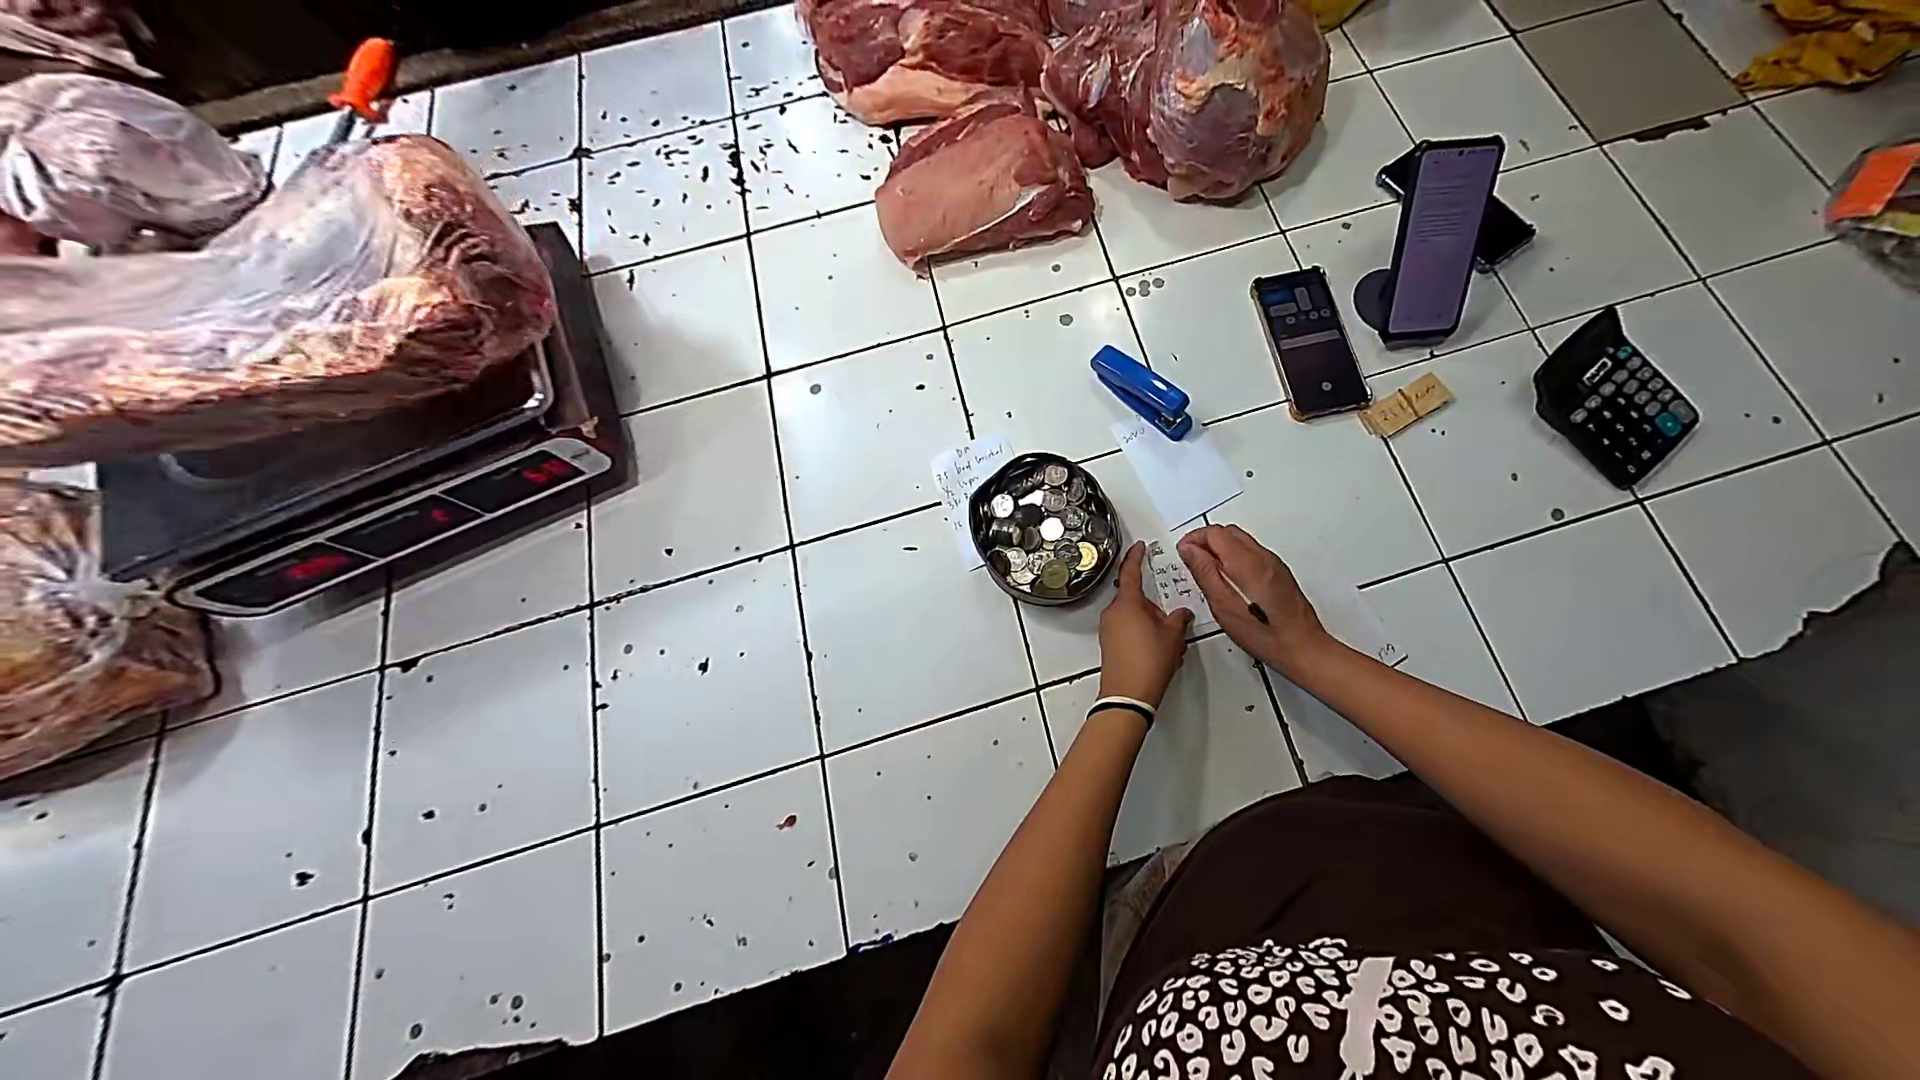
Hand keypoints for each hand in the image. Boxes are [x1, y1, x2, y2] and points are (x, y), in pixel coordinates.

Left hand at [1097, 541, 1192, 707]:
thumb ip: (1179, 619)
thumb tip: (1181, 614)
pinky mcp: (1108, 643)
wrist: (1128, 694)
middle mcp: (1113, 613)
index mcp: (1127, 604)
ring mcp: (1108, 629)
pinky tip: (1156, 650)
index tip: (1139, 547)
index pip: (1130, 572)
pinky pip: (1126, 629)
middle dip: (1153, 605)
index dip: (1136, 557)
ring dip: (1149, 621)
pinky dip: (1141, 633)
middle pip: (1134, 597)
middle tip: (1170, 618)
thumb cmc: (1148, 663)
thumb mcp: (1173, 636)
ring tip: (1166, 640)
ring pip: (1131, 615)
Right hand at [1176, 525, 1330, 674]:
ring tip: (1206, 569)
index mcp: (1246, 563)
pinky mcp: (1278, 572)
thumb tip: (1189, 550)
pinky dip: (1233, 556)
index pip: (1214, 533)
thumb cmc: (1264, 633)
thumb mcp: (1222, 605)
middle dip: (1205, 540)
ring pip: (1240, 540)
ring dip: (1219, 547)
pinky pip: (1251, 552)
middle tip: (1191, 558)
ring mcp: (1273, 563)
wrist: (1302, 646)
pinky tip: (1227, 577)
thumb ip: (1204, 572)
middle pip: (1227, 532)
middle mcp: (1263, 557)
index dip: (1194, 539)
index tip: (1184, 552)